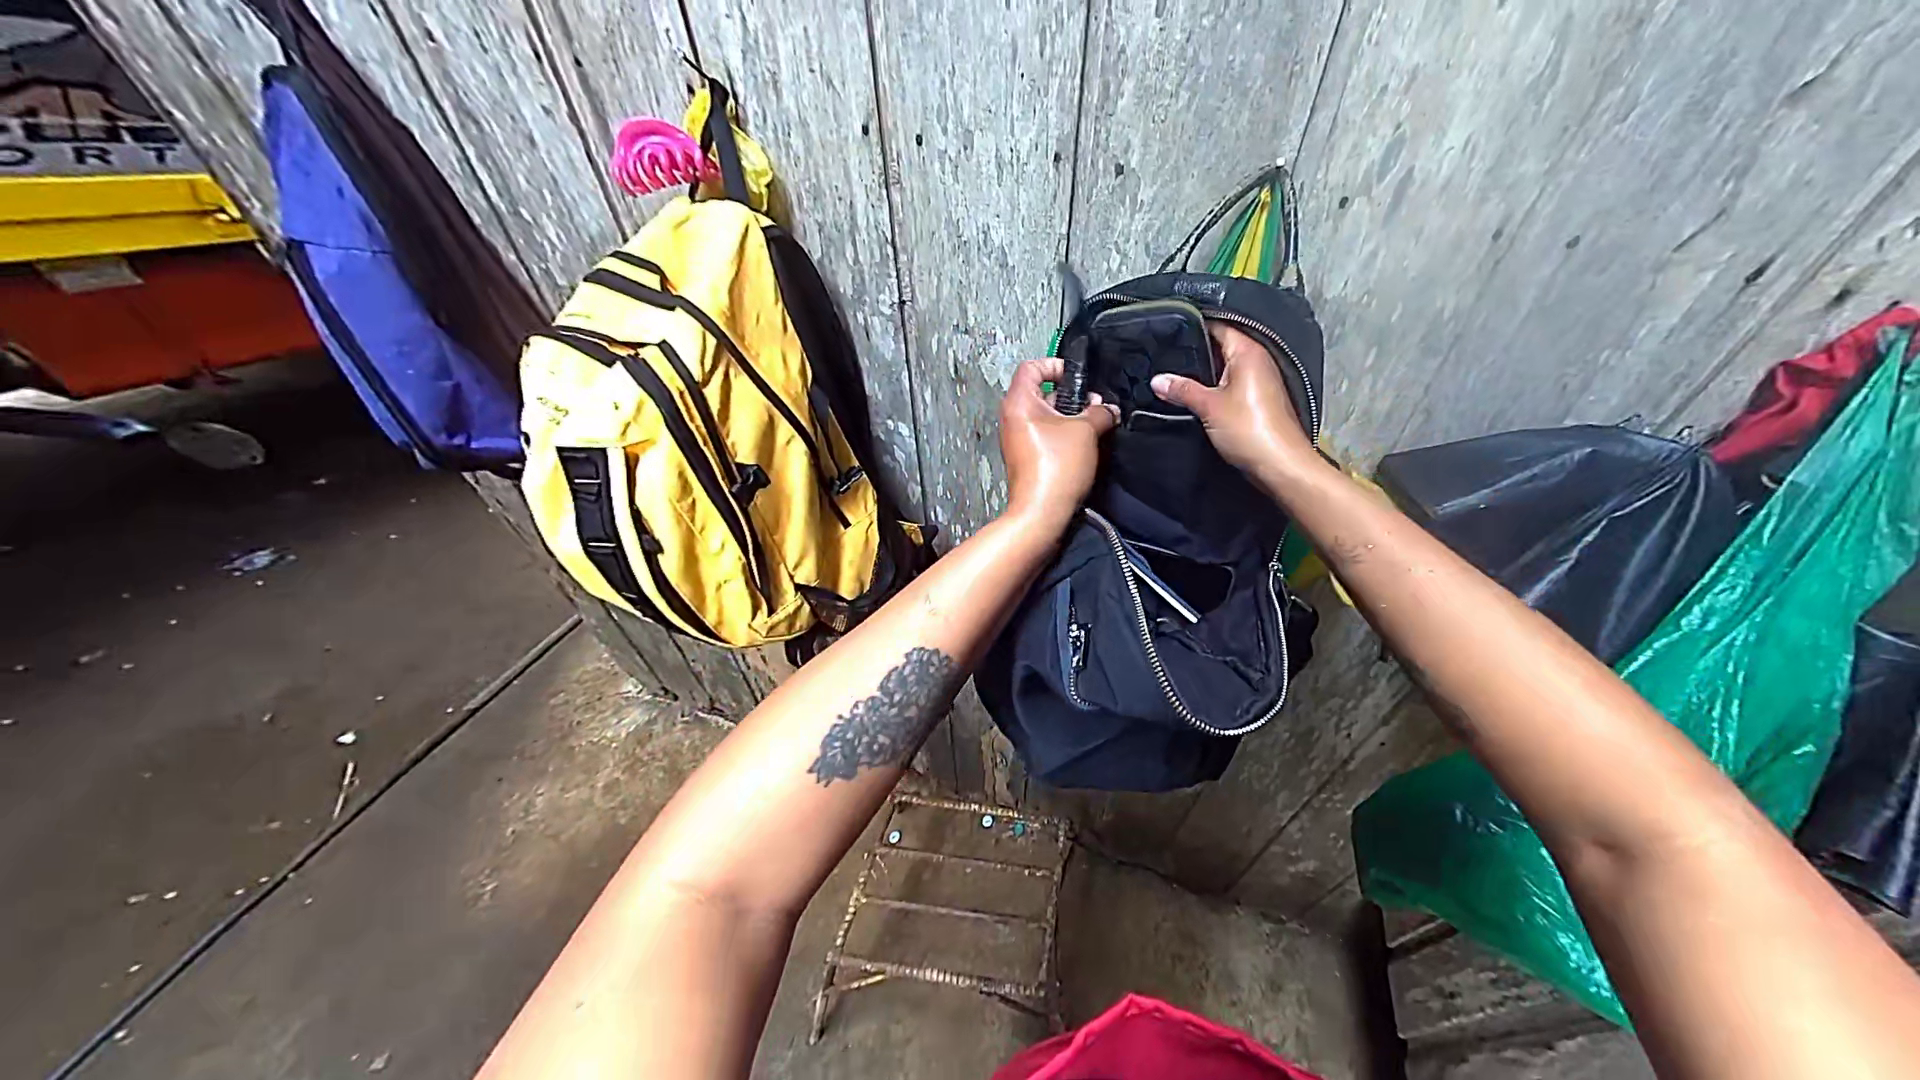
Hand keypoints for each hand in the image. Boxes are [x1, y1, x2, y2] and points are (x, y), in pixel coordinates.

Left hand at [999, 355, 1118, 532]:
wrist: (1042, 512)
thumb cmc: (1055, 470)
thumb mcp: (1087, 430)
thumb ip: (1100, 412)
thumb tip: (1108, 409)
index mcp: (1019, 403)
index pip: (1032, 367)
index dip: (1056, 365)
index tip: (1077, 376)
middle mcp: (1014, 418)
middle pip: (1042, 391)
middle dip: (1071, 395)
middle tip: (1092, 404)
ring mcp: (1019, 439)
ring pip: (1047, 415)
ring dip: (1071, 417)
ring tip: (1093, 426)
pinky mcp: (1027, 457)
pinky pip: (1046, 435)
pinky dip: (1064, 435)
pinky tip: (1084, 445)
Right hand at [1151, 322, 1317, 484]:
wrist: (1279, 464)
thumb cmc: (1253, 431)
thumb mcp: (1208, 407)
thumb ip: (1181, 390)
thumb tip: (1159, 380)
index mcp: (1249, 353)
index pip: (1218, 326)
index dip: (1193, 328)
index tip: (1170, 333)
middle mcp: (1257, 362)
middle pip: (1220, 347)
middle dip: (1194, 354)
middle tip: (1166, 359)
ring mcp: (1258, 382)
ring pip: (1224, 368)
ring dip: (1203, 374)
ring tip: (1176, 379)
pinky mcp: (1256, 401)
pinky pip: (1230, 386)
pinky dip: (1213, 390)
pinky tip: (1196, 399)